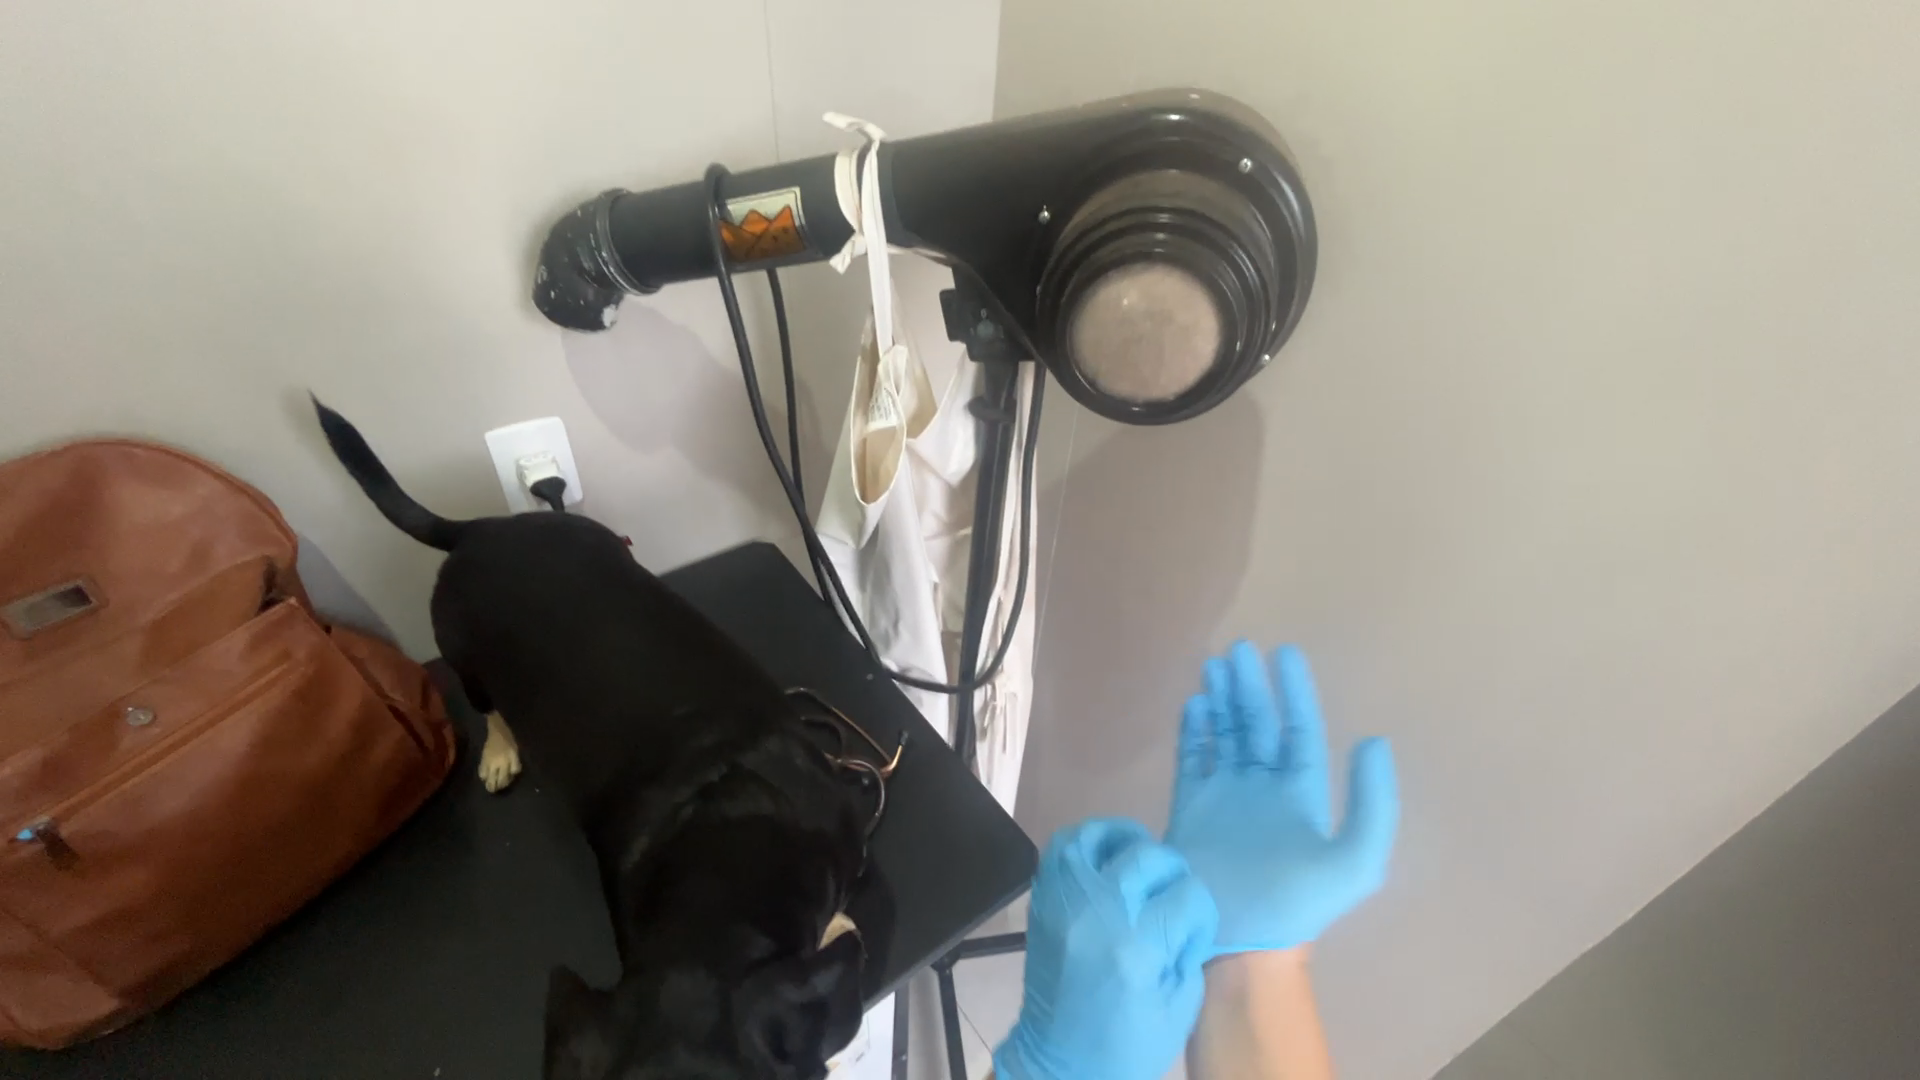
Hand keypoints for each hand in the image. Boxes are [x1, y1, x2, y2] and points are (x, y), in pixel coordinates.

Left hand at [994, 819, 1217, 1079]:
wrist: (1058, 1060)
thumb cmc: (1124, 1044)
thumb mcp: (1178, 1010)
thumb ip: (1188, 950)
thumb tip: (1186, 909)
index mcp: (1137, 948)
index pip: (1187, 896)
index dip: (1200, 907)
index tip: (1194, 921)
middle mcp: (1098, 912)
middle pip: (1146, 857)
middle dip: (1171, 868)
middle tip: (1172, 887)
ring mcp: (1064, 900)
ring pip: (1094, 837)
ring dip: (1123, 837)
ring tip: (1137, 849)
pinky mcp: (1043, 899)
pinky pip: (1060, 848)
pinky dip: (1085, 840)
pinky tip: (1105, 853)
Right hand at [1166, 642, 1399, 954]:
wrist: (1234, 938)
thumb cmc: (1293, 901)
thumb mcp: (1355, 861)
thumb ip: (1371, 803)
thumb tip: (1371, 741)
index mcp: (1299, 795)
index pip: (1297, 730)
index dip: (1293, 692)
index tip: (1283, 653)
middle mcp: (1261, 787)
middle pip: (1256, 725)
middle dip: (1248, 686)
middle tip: (1237, 649)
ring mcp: (1223, 794)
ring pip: (1224, 734)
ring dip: (1220, 700)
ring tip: (1212, 666)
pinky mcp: (1191, 805)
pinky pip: (1192, 758)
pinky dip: (1193, 730)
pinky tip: (1194, 705)